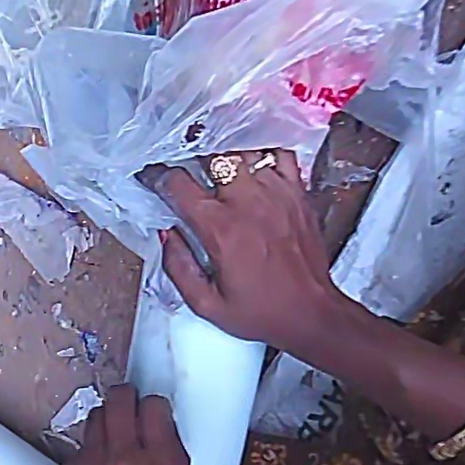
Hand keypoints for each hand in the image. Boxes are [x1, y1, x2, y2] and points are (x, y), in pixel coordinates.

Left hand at [45, 384, 189, 464]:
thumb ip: (165, 458)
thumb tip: (155, 427)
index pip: (156, 407)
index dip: (153, 408)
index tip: (152, 411)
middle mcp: (128, 461)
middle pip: (121, 398)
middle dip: (126, 400)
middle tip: (129, 408)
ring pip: (97, 415)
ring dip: (107, 421)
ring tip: (113, 442)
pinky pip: (81, 444)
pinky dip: (90, 451)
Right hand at [151, 149, 350, 356]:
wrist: (310, 313)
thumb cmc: (261, 312)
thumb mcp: (206, 304)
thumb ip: (178, 267)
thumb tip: (167, 235)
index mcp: (220, 229)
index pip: (178, 184)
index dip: (159, 177)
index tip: (154, 179)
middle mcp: (248, 203)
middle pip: (212, 155)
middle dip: (194, 158)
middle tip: (188, 169)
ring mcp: (277, 194)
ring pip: (245, 151)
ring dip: (227, 156)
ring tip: (219, 168)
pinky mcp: (298, 194)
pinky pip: (280, 155)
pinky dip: (264, 155)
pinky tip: (255, 167)